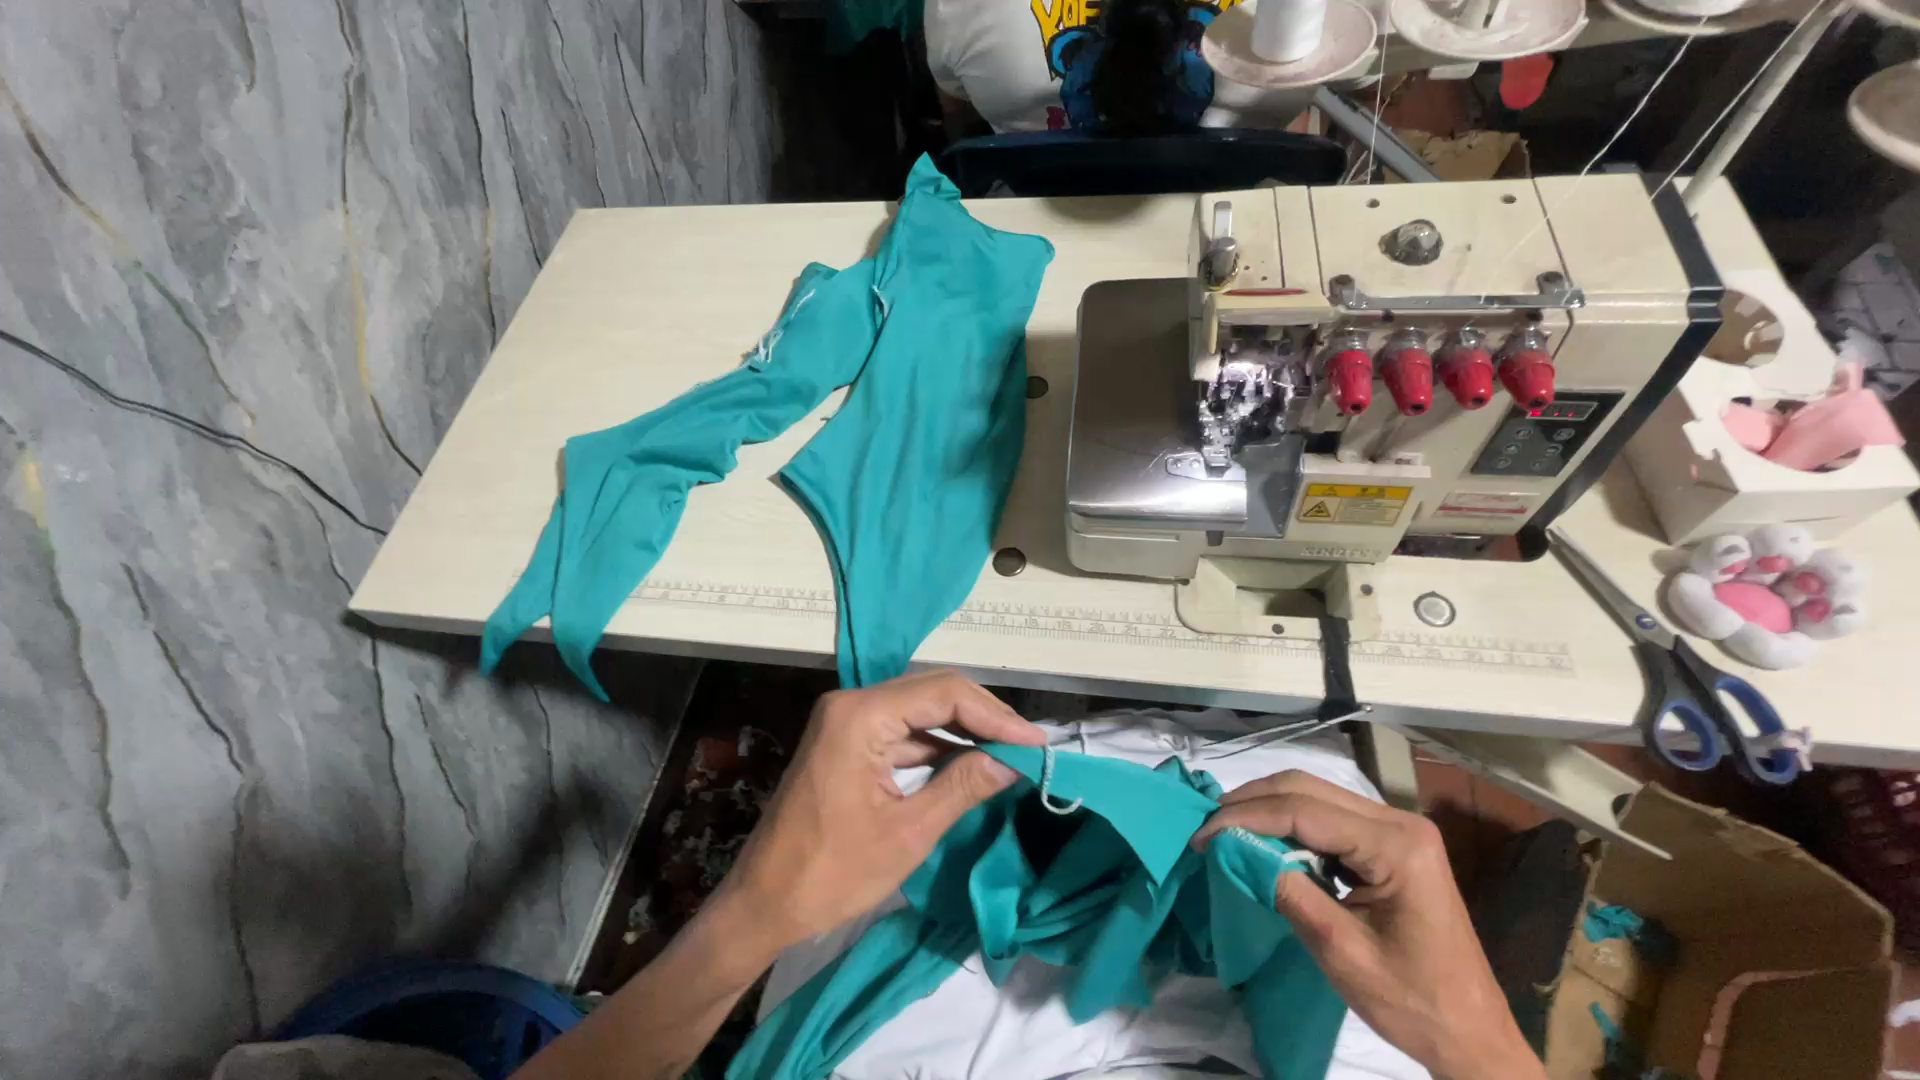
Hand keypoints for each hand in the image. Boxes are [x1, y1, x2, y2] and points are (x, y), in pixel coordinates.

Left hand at [716, 670, 1046, 951]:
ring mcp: (846, 721)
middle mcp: (852, 704)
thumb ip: (964, 786)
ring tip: (1011, 752)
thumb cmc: (832, 873)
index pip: (944, 693)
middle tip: (1029, 746)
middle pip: (933, 692)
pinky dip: (938, 746)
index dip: (995, 715)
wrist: (763, 903)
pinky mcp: (847, 742)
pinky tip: (972, 762)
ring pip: (920, 710)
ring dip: (964, 730)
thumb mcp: (908, 832)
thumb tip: (1015, 760)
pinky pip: (902, 731)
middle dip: (984, 717)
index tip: (1036, 743)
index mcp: (861, 716)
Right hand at [1194, 772, 1545, 1079]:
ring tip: (1225, 832)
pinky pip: (1329, 817)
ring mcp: (1398, 830)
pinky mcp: (1391, 843)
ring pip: (1315, 795)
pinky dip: (1290, 824)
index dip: (1245, 818)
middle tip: (1206, 827)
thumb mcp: (1339, 949)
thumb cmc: (1411, 1002)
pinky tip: (1264, 842)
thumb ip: (1287, 888)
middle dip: (1250, 803)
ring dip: (1266, 809)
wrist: (1472, 1037)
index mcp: (1397, 845)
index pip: (1302, 811)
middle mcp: (1400, 822)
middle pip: (1307, 788)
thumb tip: (1234, 848)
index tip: (1200, 836)